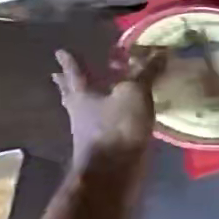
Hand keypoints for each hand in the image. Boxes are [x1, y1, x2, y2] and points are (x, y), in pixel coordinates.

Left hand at [52, 49, 164, 166]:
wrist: (113, 167)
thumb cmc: (118, 125)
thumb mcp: (135, 93)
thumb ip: (146, 72)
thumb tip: (159, 51)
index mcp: (82, 94)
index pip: (76, 72)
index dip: (70, 60)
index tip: (60, 51)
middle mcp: (80, 108)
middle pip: (72, 91)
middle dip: (68, 81)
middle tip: (59, 73)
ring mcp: (89, 126)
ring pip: (83, 106)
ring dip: (83, 98)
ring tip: (86, 92)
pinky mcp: (102, 140)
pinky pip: (100, 119)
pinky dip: (103, 112)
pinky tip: (111, 113)